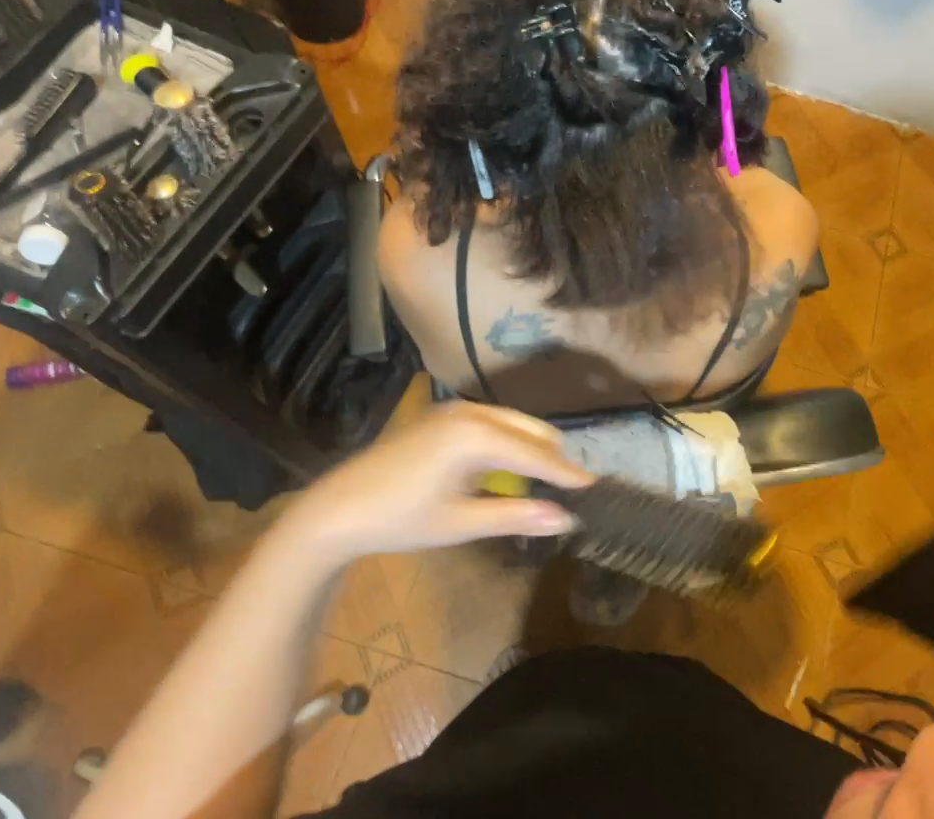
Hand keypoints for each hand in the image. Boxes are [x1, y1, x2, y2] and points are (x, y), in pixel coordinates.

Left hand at [274, 403, 592, 562]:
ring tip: (544, 484)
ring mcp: (455, 411)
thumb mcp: (462, 523)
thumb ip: (516, 516)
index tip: (597, 487)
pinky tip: (507, 471)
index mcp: (477, 436)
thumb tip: (566, 518)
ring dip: (532, 449)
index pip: (538, 454)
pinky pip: (493, 423)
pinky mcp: (442, 417)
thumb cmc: (400, 520)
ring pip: (514, 423)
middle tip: (570, 491)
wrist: (337, 509)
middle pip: (532, 429)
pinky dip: (509, 443)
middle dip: (553, 458)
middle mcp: (471, 413)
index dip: (568, 473)